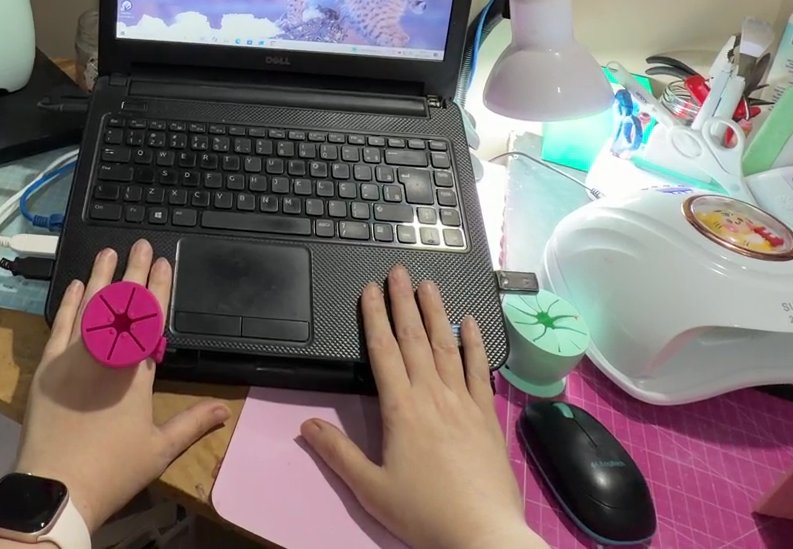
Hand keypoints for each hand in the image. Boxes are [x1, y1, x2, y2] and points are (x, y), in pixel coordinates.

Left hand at [12, 241, 229, 530]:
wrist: (56, 489)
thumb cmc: (112, 470)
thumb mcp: (159, 449)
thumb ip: (192, 424)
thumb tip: (225, 410)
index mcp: (134, 371)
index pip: (150, 318)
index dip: (158, 288)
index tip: (163, 262)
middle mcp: (105, 354)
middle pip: (122, 304)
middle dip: (134, 271)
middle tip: (141, 244)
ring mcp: (74, 356)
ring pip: (91, 307)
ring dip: (102, 277)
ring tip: (109, 251)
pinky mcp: (48, 366)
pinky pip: (61, 325)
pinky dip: (70, 303)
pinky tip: (77, 284)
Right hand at [300, 266, 546, 548]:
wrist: (483, 535)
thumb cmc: (424, 512)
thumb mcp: (371, 488)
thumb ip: (337, 453)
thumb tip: (305, 424)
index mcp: (400, 408)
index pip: (383, 350)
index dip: (374, 317)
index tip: (370, 289)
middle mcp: (431, 395)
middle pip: (413, 338)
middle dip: (403, 301)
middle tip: (398, 271)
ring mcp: (462, 401)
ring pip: (445, 346)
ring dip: (435, 312)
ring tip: (428, 284)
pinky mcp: (486, 414)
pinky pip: (479, 370)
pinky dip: (473, 344)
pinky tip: (470, 322)